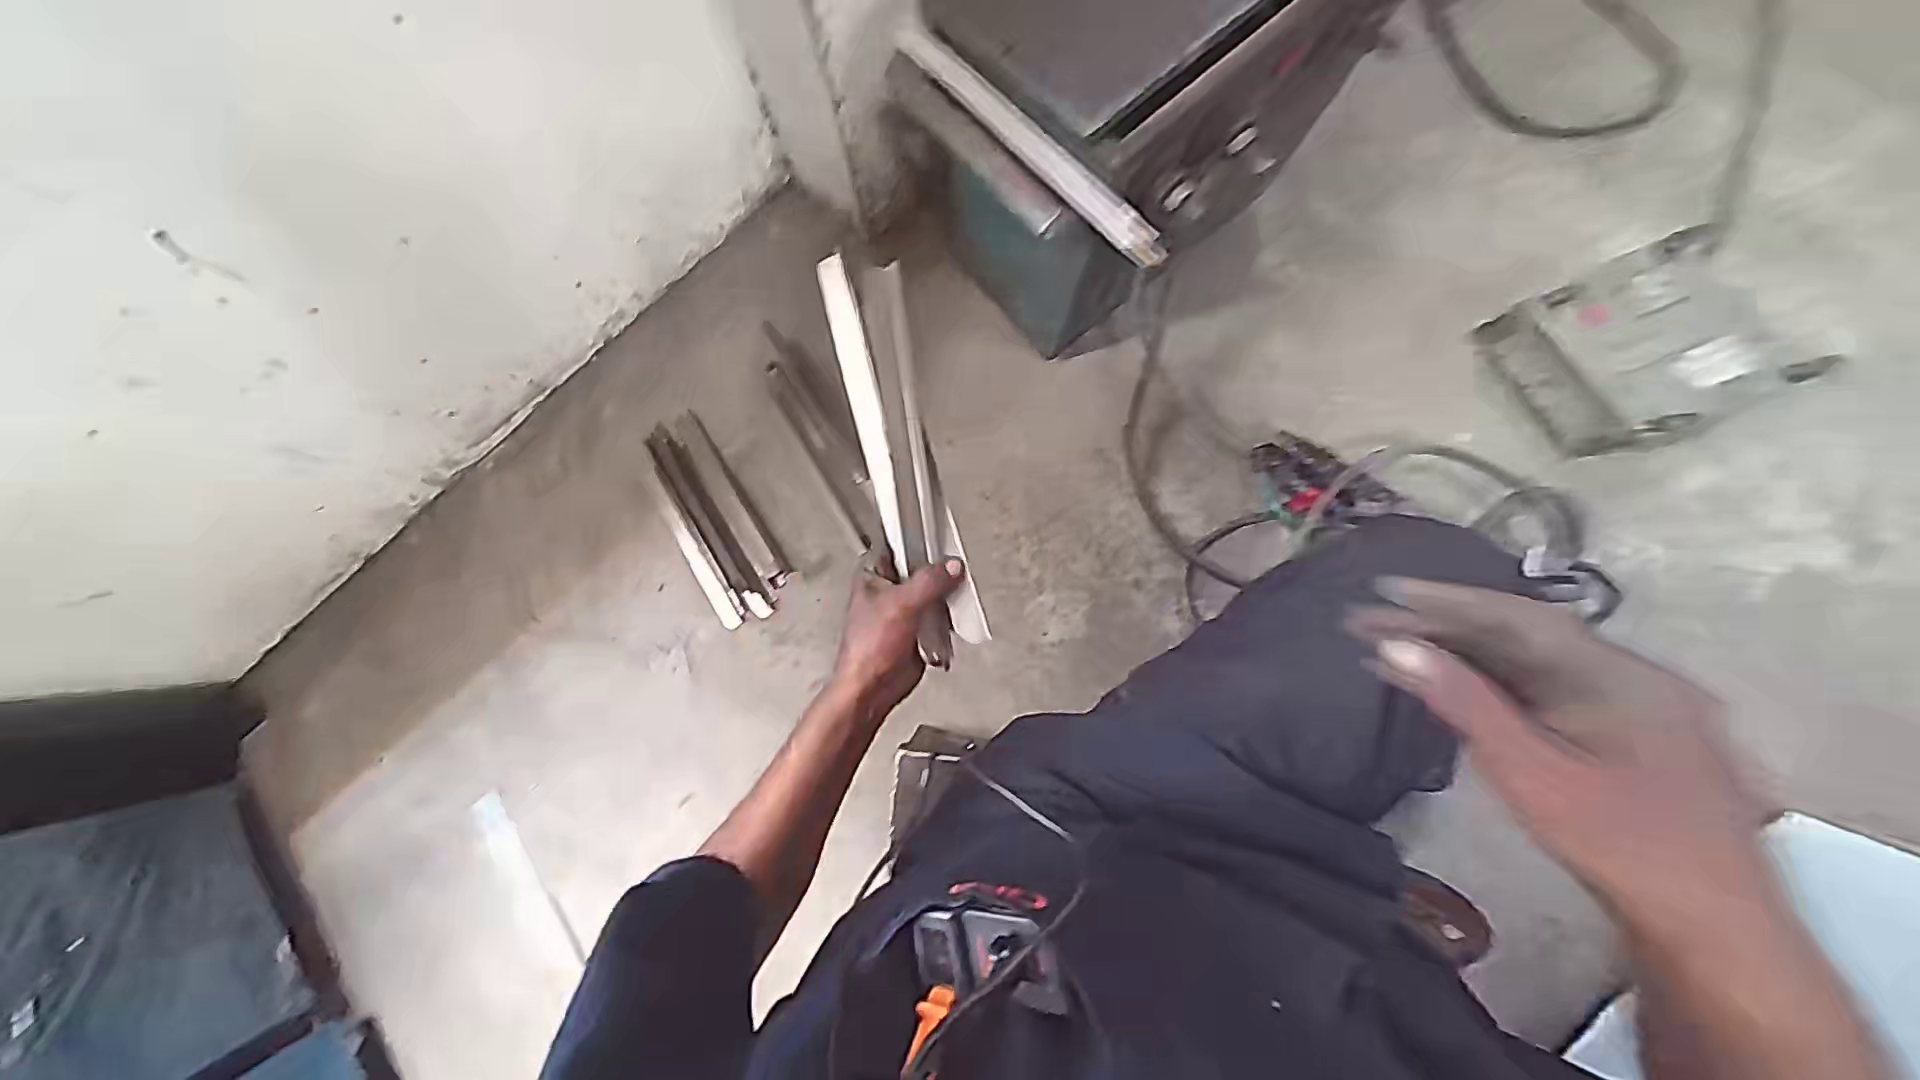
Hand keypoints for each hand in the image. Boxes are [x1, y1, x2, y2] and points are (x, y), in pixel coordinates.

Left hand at [830, 552, 964, 718]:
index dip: (920, 541)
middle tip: (951, 574)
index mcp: (872, 574)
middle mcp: (887, 588)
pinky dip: (947, 616)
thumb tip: (950, 566)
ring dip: (945, 596)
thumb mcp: (901, 606)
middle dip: (939, 573)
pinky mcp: (917, 626)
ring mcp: (903, 607)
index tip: (940, 543)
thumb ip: (928, 582)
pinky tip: (948, 621)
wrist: (873, 688)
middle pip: (922, 567)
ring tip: (950, 600)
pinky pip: (939, 612)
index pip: (899, 543)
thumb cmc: (867, 650)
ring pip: (933, 590)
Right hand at [1346, 578, 1773, 932]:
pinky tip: (1443, 680)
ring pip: (1527, 659)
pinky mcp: (1620, 727)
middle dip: (1439, 624)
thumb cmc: (1616, 844)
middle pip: (1518, 634)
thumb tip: (1394, 646)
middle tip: (1369, 621)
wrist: (1711, 926)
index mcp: (1619, 676)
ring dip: (1457, 650)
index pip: (1516, 616)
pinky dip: (1486, 678)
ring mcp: (1630, 701)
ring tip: (1389, 644)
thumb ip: (1460, 701)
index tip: (1383, 588)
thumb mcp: (1527, 769)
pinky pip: (1540, 685)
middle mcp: (1630, 675)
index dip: (1444, 598)